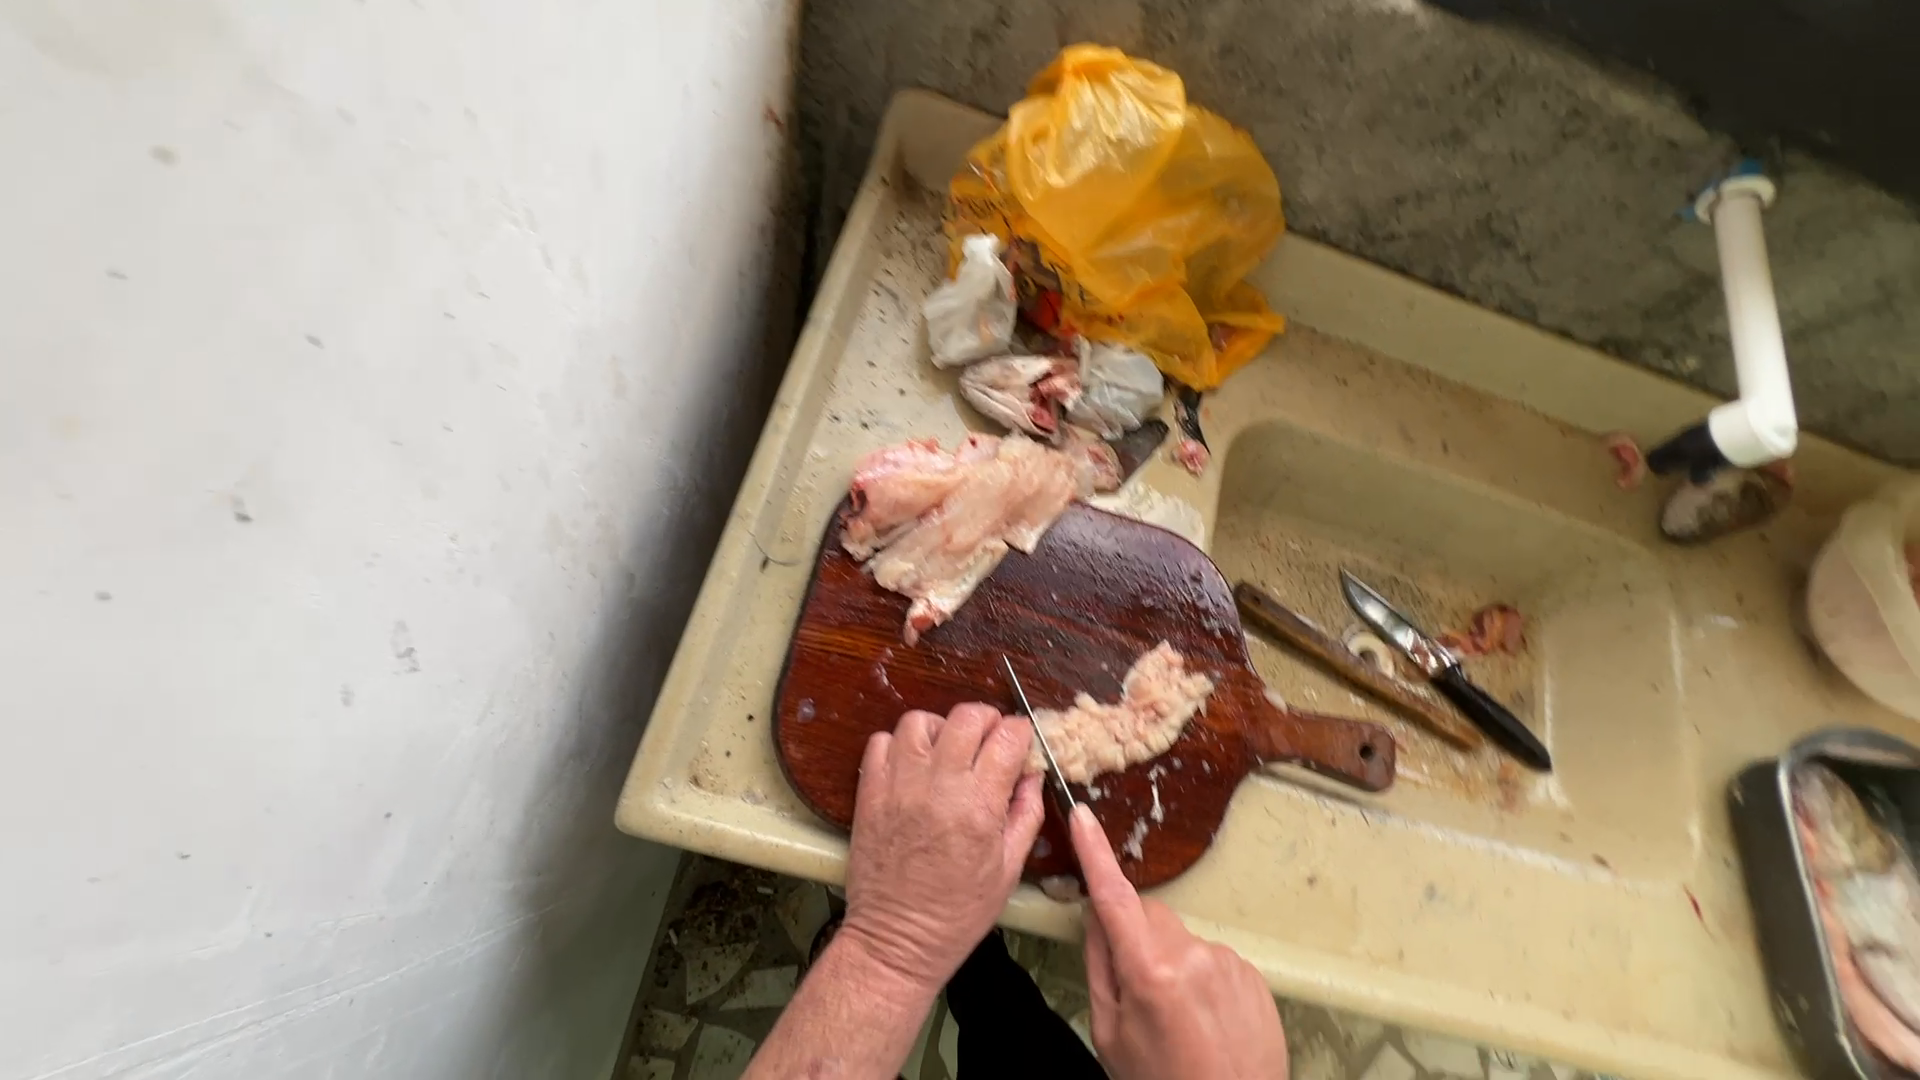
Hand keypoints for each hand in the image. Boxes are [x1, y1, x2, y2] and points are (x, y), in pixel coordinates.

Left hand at [839, 704, 1045, 995]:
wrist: (895, 941)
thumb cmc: (958, 913)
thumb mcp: (1009, 869)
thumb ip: (1026, 813)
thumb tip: (1033, 772)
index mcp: (979, 805)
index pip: (1007, 737)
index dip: (1021, 731)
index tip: (1022, 740)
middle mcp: (939, 784)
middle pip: (967, 717)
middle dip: (987, 720)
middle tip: (990, 740)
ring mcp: (899, 783)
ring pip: (921, 721)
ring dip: (942, 728)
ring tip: (949, 751)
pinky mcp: (870, 790)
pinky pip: (882, 742)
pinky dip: (901, 745)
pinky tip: (913, 766)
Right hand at [1070, 804, 1289, 1079]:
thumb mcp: (1110, 1033)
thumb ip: (1099, 965)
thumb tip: (1097, 917)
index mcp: (1149, 971)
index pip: (1113, 895)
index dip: (1093, 851)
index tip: (1082, 817)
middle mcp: (1191, 955)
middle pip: (1147, 914)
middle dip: (1135, 934)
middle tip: (1137, 985)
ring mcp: (1226, 961)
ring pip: (1178, 936)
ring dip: (1170, 958)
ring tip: (1178, 1014)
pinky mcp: (1251, 973)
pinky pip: (1210, 956)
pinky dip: (1200, 975)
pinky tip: (1205, 1017)